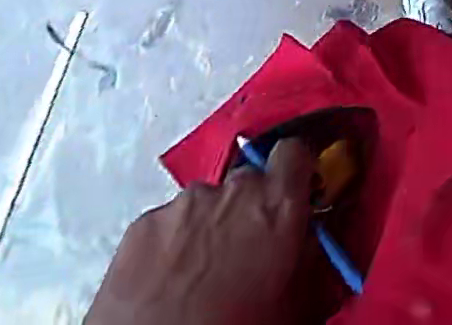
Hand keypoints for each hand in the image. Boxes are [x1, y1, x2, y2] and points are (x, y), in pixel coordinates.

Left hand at [86, 140, 315, 324]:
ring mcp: (185, 204)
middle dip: (247, 207)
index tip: (288, 197)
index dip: (291, 172)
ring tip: (195, 273)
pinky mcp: (142, 226)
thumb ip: (308, 254)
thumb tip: (309, 238)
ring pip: (206, 202)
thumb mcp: (294, 300)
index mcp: (279, 203)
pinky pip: (166, 222)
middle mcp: (236, 190)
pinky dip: (169, 243)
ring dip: (208, 225)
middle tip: (239, 250)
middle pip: (248, 180)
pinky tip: (162, 282)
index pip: (293, 151)